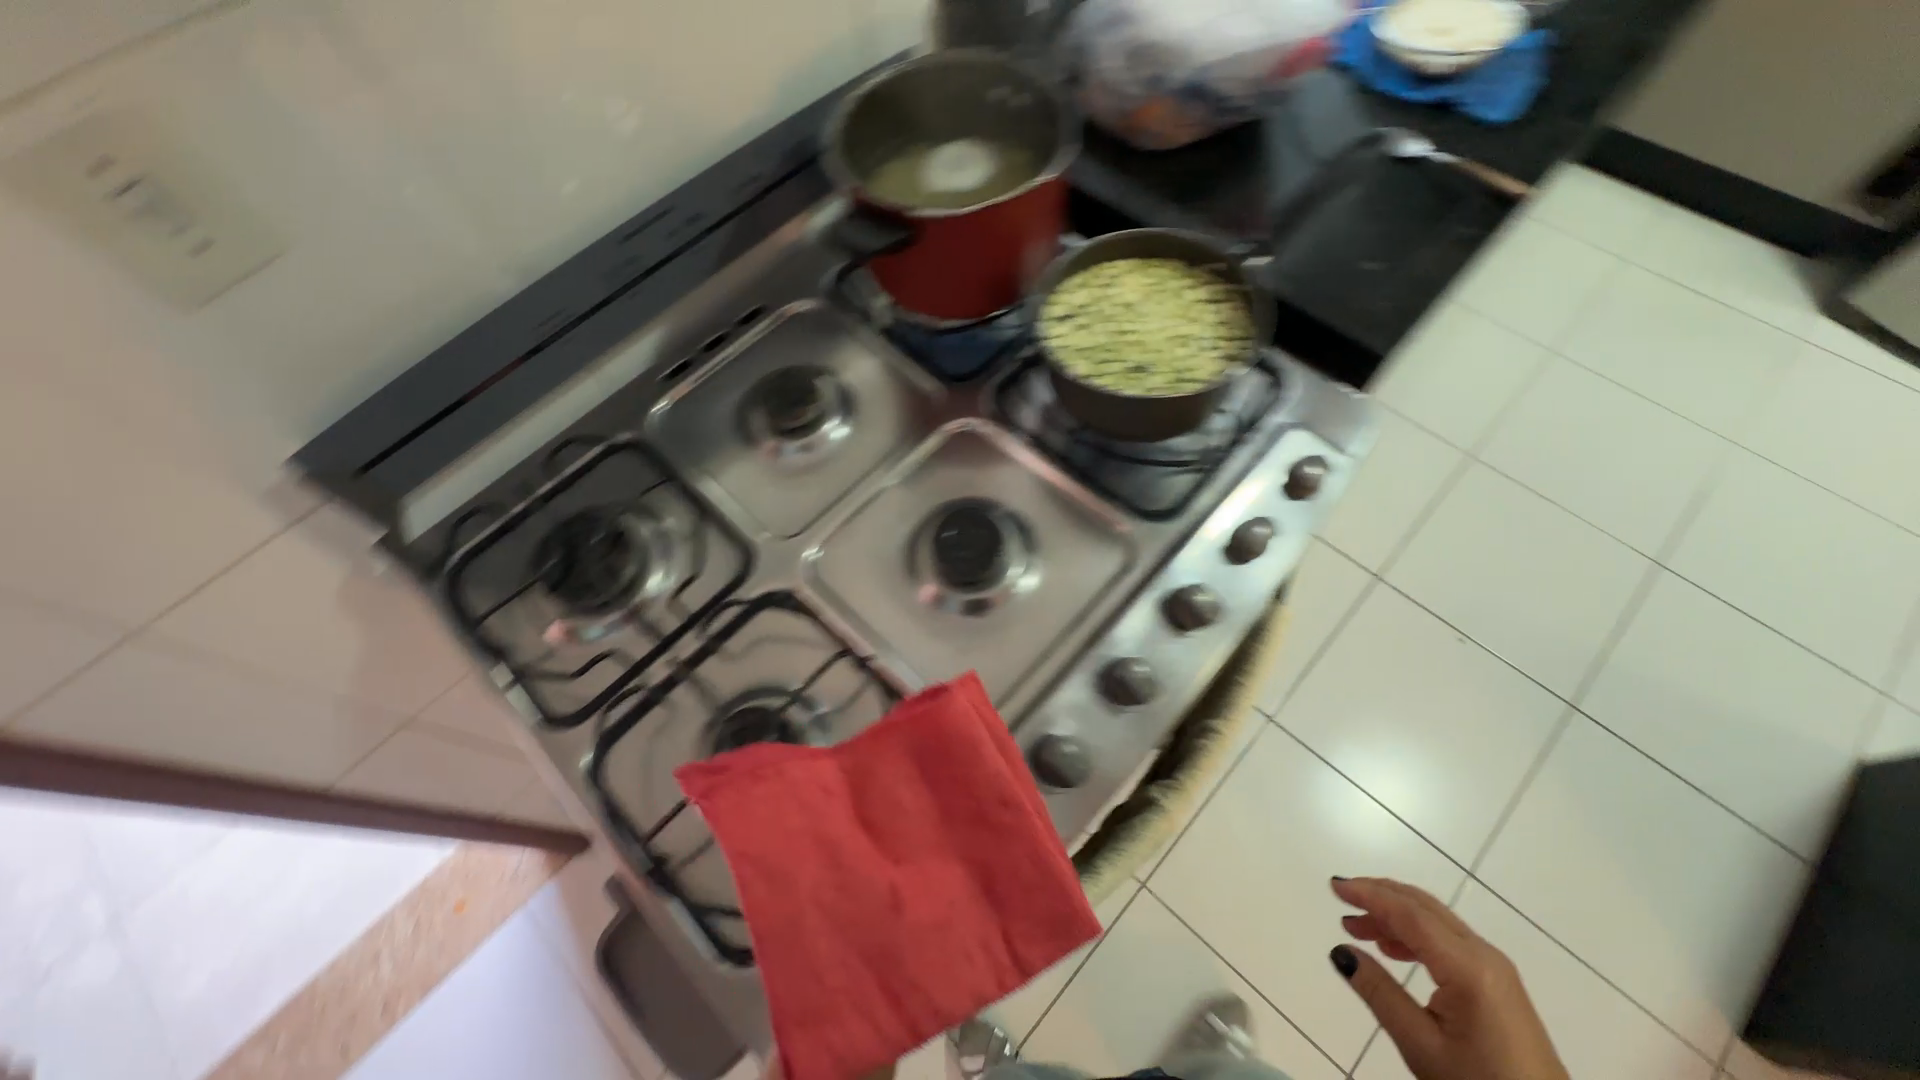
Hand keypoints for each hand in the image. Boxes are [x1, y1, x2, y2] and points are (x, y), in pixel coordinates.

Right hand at [1330, 877, 1569, 1079]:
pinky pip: (1450, 941)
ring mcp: (1495, 968)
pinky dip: (1416, 934)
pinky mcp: (1498, 982)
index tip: (1335, 885)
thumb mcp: (1421, 1045)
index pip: (1410, 914)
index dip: (1370, 895)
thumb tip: (1341, 951)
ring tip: (1357, 928)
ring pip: (1437, 922)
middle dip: (1380, 897)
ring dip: (1395, 916)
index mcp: (1467, 967)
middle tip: (1341, 897)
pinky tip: (1393, 950)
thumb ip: (1379, 993)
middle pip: (1425, 908)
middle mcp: (1484, 956)